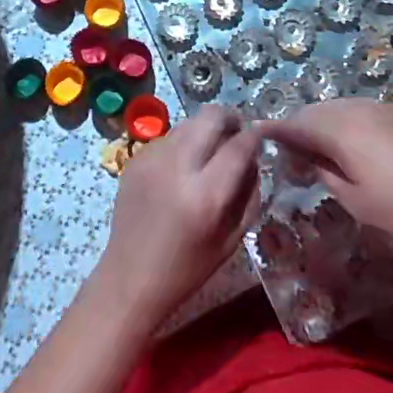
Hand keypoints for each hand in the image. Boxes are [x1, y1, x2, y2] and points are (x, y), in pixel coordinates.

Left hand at [93, 106, 258, 324]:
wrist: (130, 276)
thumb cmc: (188, 268)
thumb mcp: (232, 239)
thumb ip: (248, 194)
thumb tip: (254, 158)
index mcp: (206, 194)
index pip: (239, 146)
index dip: (255, 135)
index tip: (261, 135)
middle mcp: (177, 167)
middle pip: (210, 116)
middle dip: (230, 118)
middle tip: (236, 133)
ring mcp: (151, 158)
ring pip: (188, 122)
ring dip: (204, 130)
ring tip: (209, 152)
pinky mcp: (134, 158)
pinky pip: (167, 137)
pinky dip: (182, 143)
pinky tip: (182, 167)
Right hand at [261, 98, 392, 271]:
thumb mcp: (353, 200)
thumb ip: (321, 170)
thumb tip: (303, 155)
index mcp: (341, 128)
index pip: (296, 122)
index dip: (275, 129)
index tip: (257, 136)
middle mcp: (357, 109)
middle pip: (314, 111)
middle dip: (297, 127)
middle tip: (288, 153)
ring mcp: (380, 109)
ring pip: (336, 108)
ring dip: (320, 124)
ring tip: (315, 151)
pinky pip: (357, 111)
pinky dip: (342, 123)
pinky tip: (347, 146)